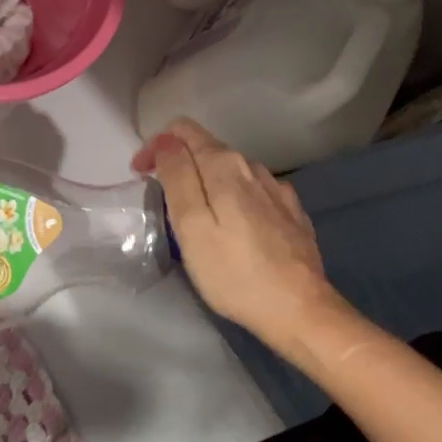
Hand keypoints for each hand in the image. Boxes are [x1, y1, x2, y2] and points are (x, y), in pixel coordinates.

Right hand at [133, 119, 346, 350]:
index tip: (141, 175)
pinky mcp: (291, 212)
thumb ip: (177, 175)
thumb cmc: (234, 272)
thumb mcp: (190, 225)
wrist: (300, 310)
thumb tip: (168, 141)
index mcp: (224, 164)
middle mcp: (252, 166)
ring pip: (230, 171)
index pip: (182, 130)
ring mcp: (276, 188)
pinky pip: (253, 192)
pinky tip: (234, 226)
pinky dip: (234, 199)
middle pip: (206, 149)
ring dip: (207, 182)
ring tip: (197, 217)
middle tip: (162, 200)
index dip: (156, 145)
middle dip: (179, 164)